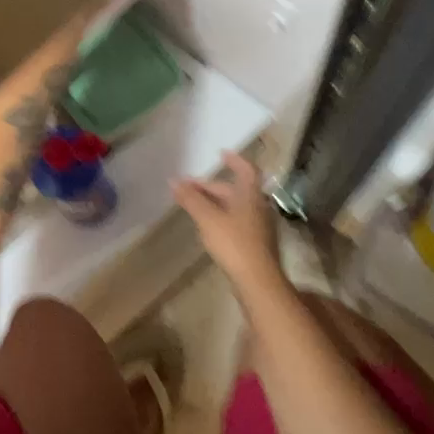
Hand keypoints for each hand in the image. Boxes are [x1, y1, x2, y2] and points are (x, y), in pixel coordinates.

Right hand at [172, 151, 284, 296]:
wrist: (258, 280)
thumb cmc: (234, 243)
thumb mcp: (207, 218)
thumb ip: (191, 198)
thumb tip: (173, 180)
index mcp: (250, 196)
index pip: (246, 170)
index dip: (235, 160)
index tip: (220, 153)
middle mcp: (258, 207)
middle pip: (235, 189)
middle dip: (210, 186)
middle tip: (188, 187)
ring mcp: (259, 226)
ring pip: (235, 206)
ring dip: (214, 202)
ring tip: (192, 205)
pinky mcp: (256, 242)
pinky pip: (236, 220)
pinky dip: (220, 215)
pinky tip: (207, 225)